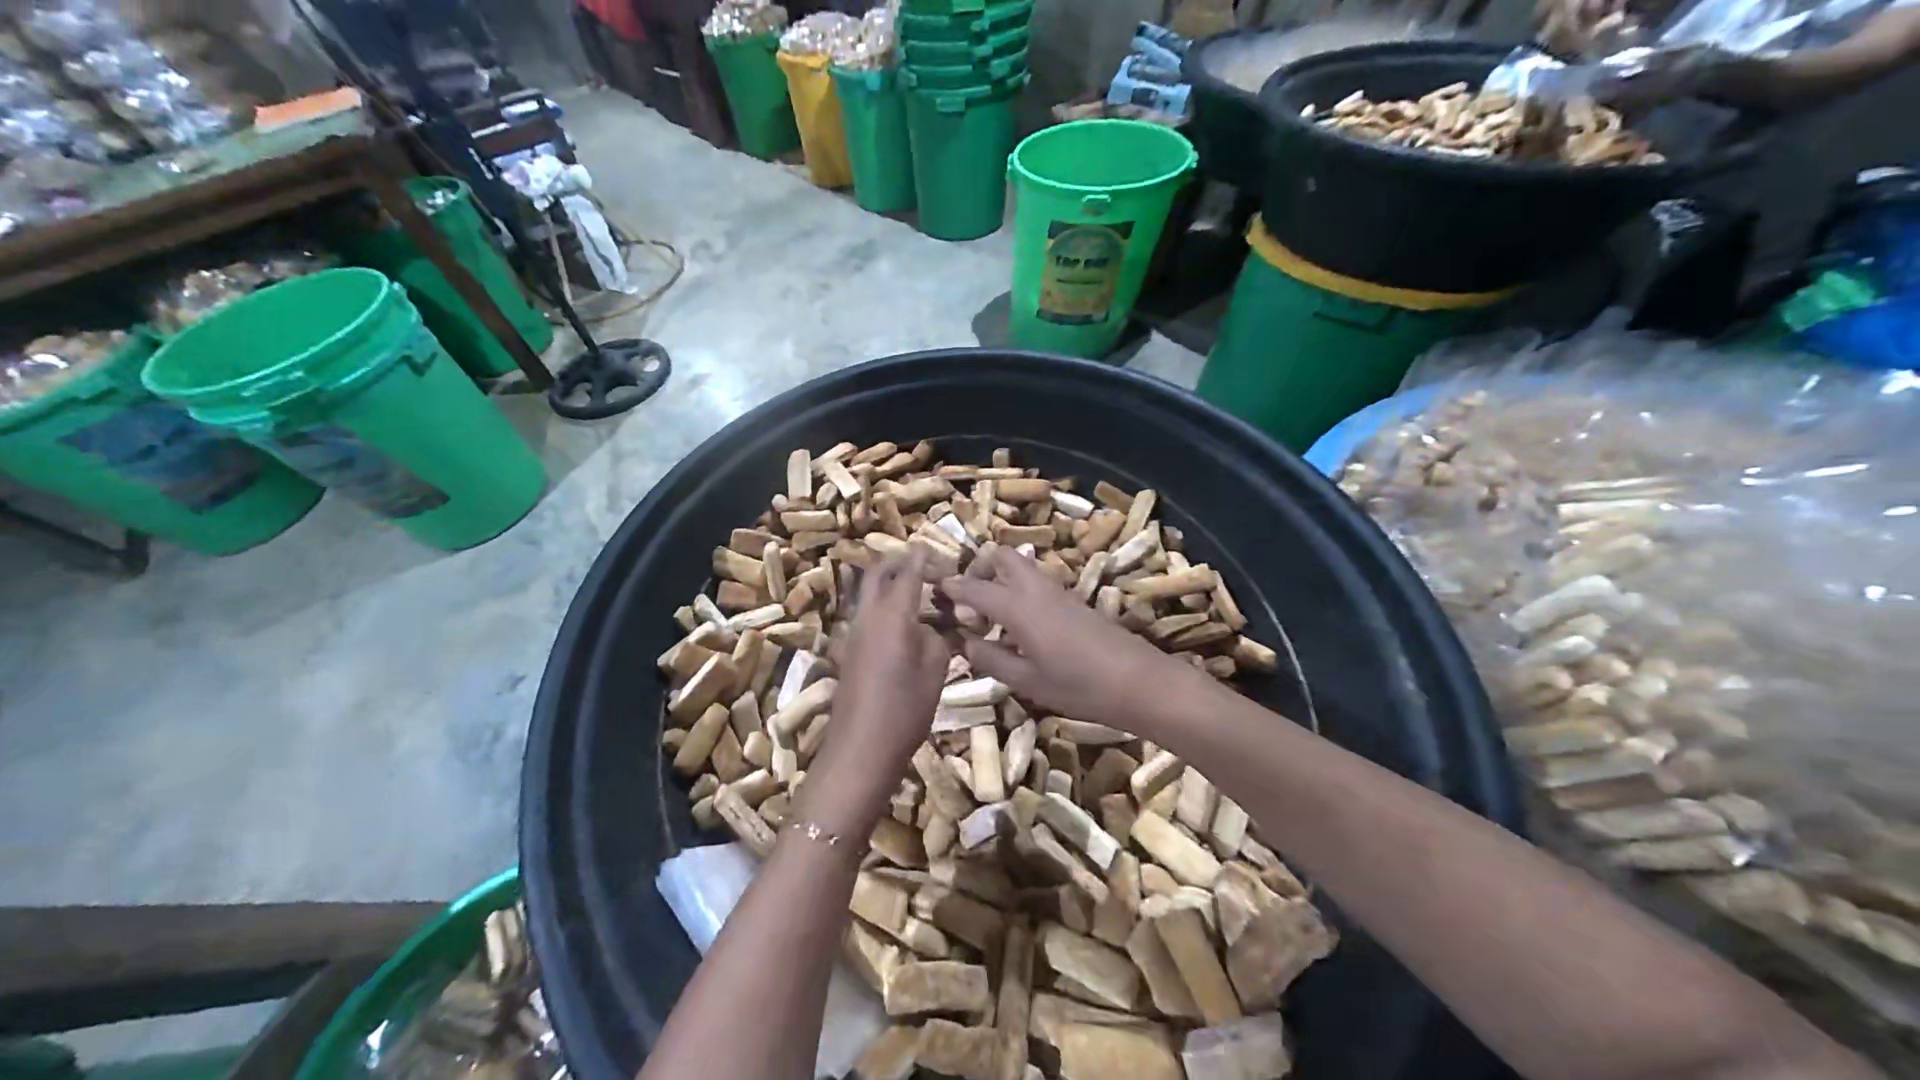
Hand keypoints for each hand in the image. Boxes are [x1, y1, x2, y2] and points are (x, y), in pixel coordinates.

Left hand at [795, 554, 949, 838]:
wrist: (861, 748)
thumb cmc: (905, 707)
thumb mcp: (936, 669)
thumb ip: (936, 637)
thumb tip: (930, 626)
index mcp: (892, 613)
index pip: (908, 571)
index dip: (924, 558)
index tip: (938, 550)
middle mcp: (868, 615)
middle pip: (879, 574)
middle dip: (901, 564)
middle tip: (927, 568)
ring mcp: (854, 633)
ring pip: (871, 594)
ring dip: (892, 587)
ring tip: (923, 596)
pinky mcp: (851, 651)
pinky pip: (869, 615)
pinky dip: (887, 608)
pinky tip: (909, 626)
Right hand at [939, 546, 1216, 733]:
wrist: (1139, 682)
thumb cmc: (1078, 686)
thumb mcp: (1026, 680)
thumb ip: (990, 658)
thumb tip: (965, 642)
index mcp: (1018, 606)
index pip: (975, 587)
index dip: (952, 588)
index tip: (935, 591)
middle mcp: (1036, 588)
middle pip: (1001, 556)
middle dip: (978, 569)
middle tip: (968, 601)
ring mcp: (1057, 591)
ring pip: (1020, 566)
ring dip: (999, 579)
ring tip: (990, 618)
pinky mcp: (1073, 600)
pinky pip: (1035, 582)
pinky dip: (1017, 590)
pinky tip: (1018, 627)